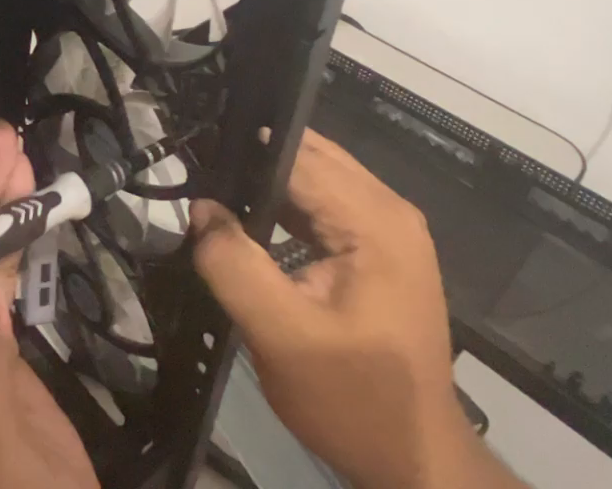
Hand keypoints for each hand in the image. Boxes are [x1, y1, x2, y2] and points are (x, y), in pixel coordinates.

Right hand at [190, 130, 523, 488]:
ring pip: (321, 178)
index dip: (246, 153)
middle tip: (202, 172)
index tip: (197, 156)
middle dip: (258, 159)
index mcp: (374, 220)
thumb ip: (234, 266)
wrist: (414, 457)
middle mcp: (391, 210)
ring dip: (272, 181)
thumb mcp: (280, 336)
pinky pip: (330, 205)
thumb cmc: (351, 398)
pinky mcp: (385, 248)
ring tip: (219, 192)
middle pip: (313, 158)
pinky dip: (291, 204)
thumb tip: (202, 208)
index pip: (299, 158)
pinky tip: (255, 218)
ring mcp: (393, 229)